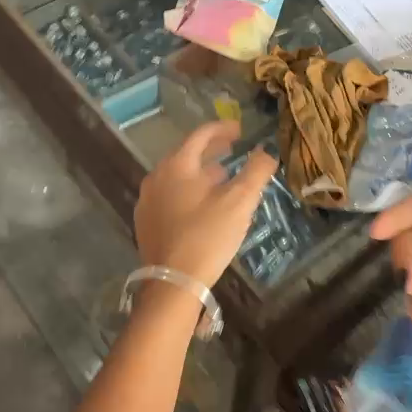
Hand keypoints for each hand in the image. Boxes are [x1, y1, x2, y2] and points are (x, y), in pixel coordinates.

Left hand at [134, 121, 277, 285]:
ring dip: (200, 173)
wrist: (172, 282)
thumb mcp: (240, 202)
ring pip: (177, 177)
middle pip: (186, 154)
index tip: (240, 131)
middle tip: (232, 151)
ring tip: (222, 180)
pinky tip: (202, 207)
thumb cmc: (207, 236)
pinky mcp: (145, 222)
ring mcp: (147, 200)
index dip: (223, 129)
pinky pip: (169, 196)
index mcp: (177, 165)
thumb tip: (267, 152)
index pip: (200, 135)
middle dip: (211, 151)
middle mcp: (156, 176)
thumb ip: (256, 171)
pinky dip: (188, 192)